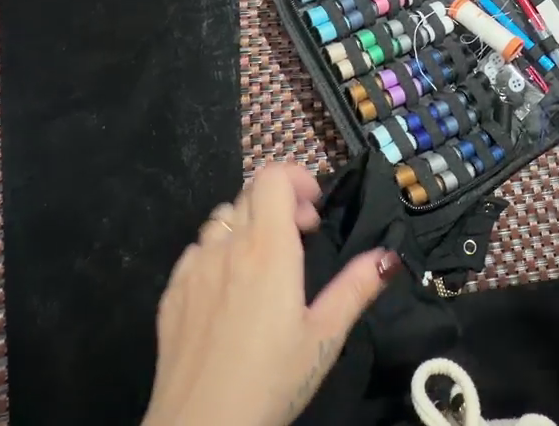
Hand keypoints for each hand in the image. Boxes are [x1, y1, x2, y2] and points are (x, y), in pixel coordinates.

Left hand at [143, 163, 396, 425]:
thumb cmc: (271, 380)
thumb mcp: (325, 337)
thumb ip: (356, 289)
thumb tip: (387, 257)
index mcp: (268, 248)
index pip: (273, 177)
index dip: (296, 179)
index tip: (314, 211)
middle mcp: (228, 246)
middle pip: (250, 193)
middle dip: (279, 203)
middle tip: (300, 237)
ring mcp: (194, 267)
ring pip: (222, 219)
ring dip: (247, 225)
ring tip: (264, 261)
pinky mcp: (171, 292)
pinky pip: (197, 251)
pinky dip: (218, 252)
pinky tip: (228, 290)